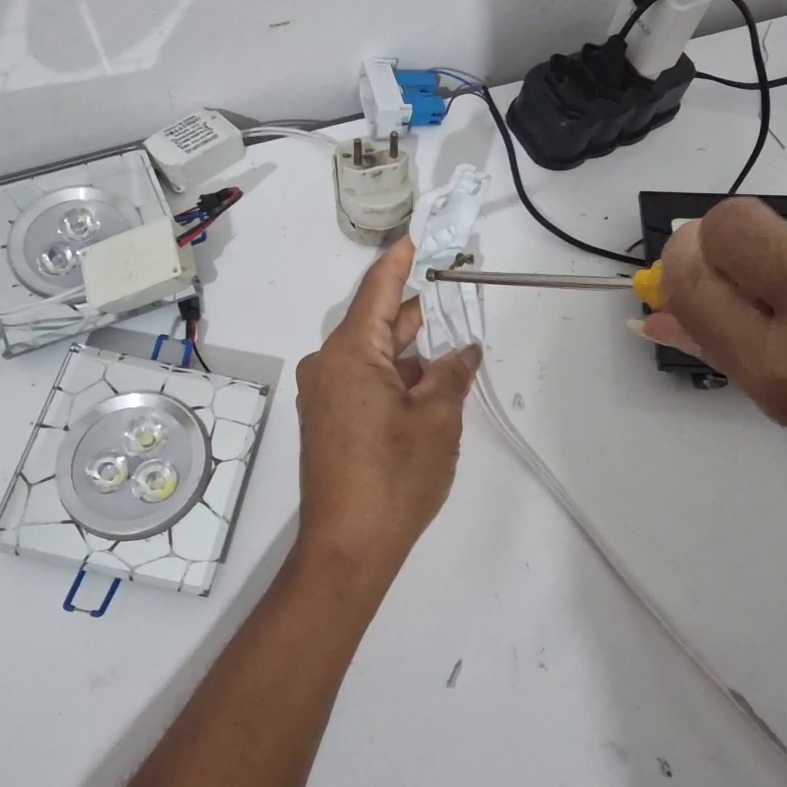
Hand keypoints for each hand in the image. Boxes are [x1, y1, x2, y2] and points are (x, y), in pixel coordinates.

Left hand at [294, 239, 480, 581]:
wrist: (347, 548)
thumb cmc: (394, 477)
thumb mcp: (437, 419)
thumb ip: (452, 374)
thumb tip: (462, 351)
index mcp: (348, 353)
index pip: (377, 291)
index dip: (399, 262)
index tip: (415, 238)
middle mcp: (327, 366)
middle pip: (376, 324)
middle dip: (417, 313)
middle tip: (455, 295)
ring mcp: (323, 396)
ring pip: (373, 357)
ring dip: (410, 352)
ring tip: (453, 344)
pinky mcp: (327, 422)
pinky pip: (363, 382)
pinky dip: (394, 377)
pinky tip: (429, 384)